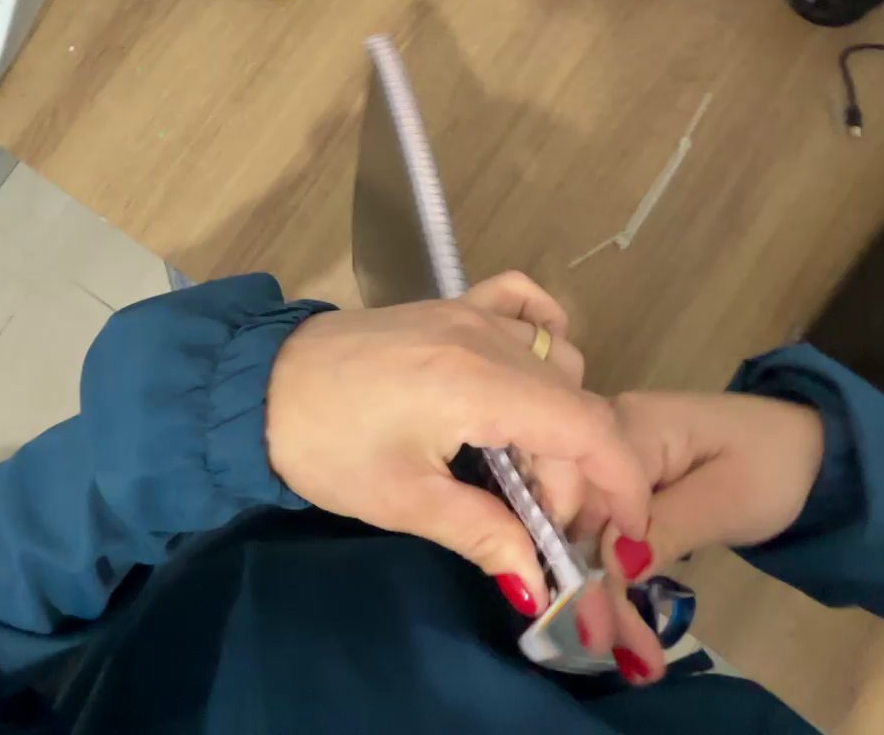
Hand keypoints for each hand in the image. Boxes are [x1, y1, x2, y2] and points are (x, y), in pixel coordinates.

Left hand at [266, 272, 648, 616]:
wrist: (261, 384)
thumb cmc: (325, 445)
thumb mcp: (402, 500)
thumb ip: (482, 535)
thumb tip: (541, 583)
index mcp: (478, 384)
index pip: (588, 428)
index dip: (622, 484)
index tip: (622, 536)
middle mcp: (485, 337)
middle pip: (574, 402)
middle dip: (575, 472)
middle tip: (536, 521)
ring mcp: (469, 310)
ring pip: (556, 358)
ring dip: (558, 417)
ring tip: (519, 464)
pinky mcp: (450, 303)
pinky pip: (520, 299)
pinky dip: (543, 329)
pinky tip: (529, 370)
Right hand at [576, 390, 824, 684]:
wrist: (799, 443)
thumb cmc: (771, 466)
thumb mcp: (730, 502)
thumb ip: (669, 528)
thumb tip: (613, 565)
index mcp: (629, 425)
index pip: (588, 493)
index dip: (588, 556)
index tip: (602, 623)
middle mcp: (602, 435)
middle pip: (576, 512)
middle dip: (586, 582)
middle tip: (607, 645)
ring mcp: (605, 457)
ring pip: (583, 526)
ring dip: (599, 588)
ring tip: (630, 652)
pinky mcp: (615, 480)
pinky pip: (600, 526)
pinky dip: (612, 574)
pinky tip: (626, 623)